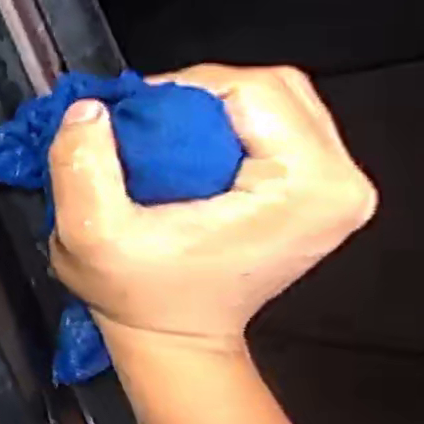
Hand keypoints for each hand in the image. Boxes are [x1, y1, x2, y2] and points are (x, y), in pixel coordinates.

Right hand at [47, 64, 377, 351]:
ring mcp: (338, 187)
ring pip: (276, 98)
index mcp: (304, 190)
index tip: (129, 120)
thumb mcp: (89, 233)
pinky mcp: (320, 190)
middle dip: (196, 93)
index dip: (179, 89)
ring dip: (209, 105)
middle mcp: (341, 183)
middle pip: (274, 87)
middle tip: (142, 125)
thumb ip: (81, 167)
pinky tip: (184, 149)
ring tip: (160, 137)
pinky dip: (223, 121)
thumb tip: (90, 108)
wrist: (173, 335)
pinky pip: (276, 122)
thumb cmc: (135, 292)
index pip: (252, 89)